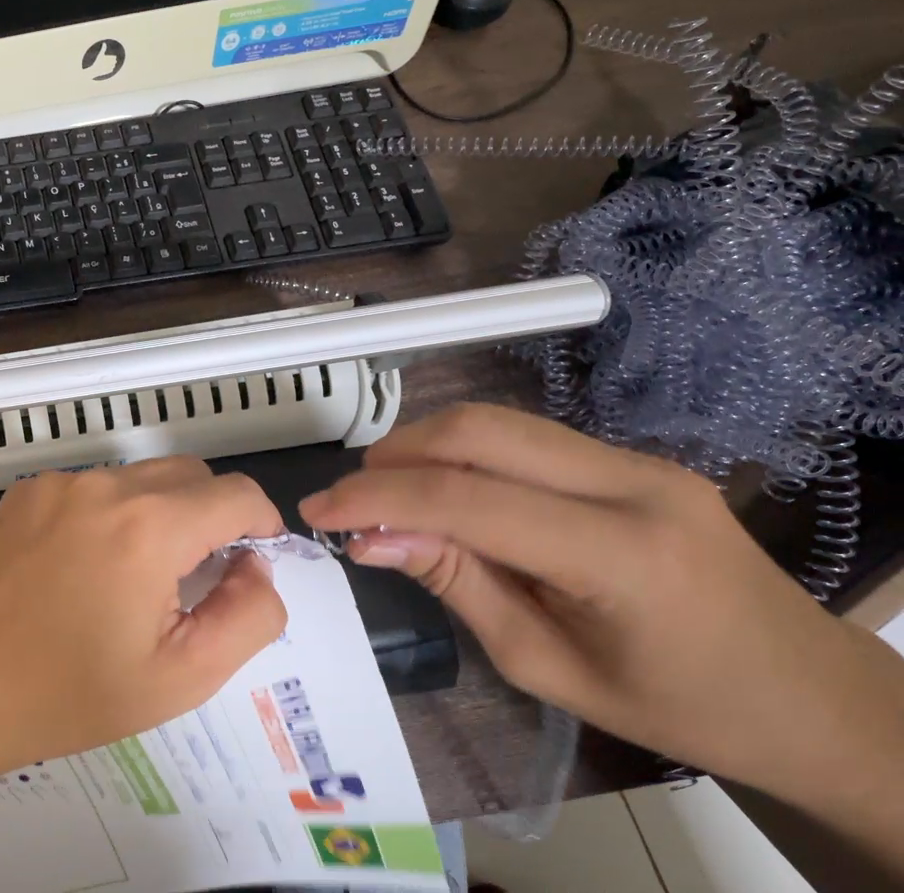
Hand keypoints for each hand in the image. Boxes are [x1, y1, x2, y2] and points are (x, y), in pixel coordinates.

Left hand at [0, 457, 289, 775]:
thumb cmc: (70, 692)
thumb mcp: (183, 675)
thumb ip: (248, 614)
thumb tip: (255, 566)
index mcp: (148, 525)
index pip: (236, 493)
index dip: (260, 525)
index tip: (251, 564)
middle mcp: (101, 486)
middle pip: (188, 475)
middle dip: (210, 517)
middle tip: (195, 583)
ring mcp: (55, 484)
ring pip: (138, 479)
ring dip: (158, 515)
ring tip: (135, 583)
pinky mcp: (24, 493)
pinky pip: (91, 489)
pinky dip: (109, 515)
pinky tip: (85, 570)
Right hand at [299, 404, 903, 815]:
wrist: (814, 698)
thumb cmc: (679, 705)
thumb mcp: (546, 665)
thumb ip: (456, 584)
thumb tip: (369, 539)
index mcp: (621, 555)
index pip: (466, 498)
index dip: (375, 498)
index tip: (315, 511)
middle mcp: (636, 485)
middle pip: (480, 430)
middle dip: (395, 455)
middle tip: (349, 499)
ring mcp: (643, 463)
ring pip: (500, 422)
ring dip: (426, 446)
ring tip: (386, 494)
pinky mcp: (637, 461)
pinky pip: (528, 438)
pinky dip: (466, 454)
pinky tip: (446, 491)